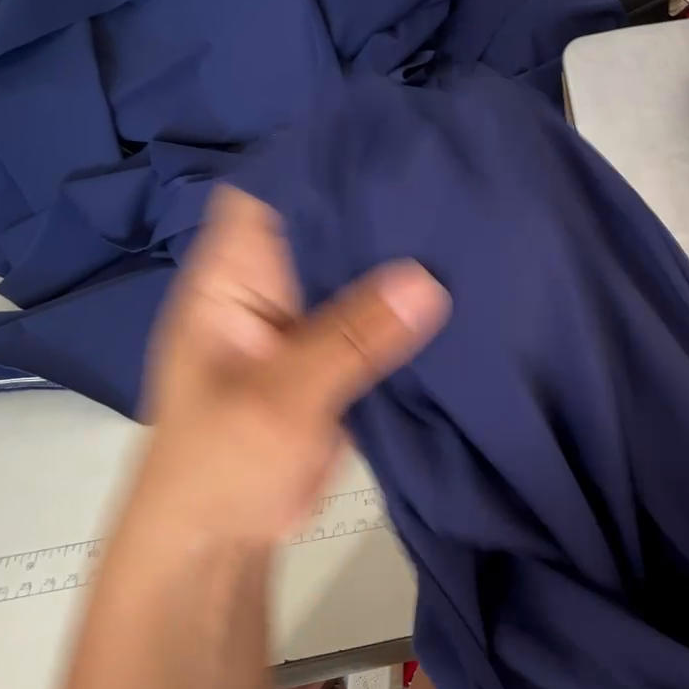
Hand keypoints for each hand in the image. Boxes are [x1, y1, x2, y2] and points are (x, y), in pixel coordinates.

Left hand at [130, 185, 449, 547]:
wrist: (219, 545)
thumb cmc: (220, 465)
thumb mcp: (280, 398)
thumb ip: (352, 337)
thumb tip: (428, 277)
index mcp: (233, 278)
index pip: (272, 192)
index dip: (323, 160)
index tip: (393, 143)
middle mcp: (271, 287)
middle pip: (328, 225)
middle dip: (382, 203)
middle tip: (451, 176)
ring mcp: (308, 322)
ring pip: (360, 270)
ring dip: (404, 254)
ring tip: (468, 218)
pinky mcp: (339, 355)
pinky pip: (380, 316)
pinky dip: (413, 302)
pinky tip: (462, 283)